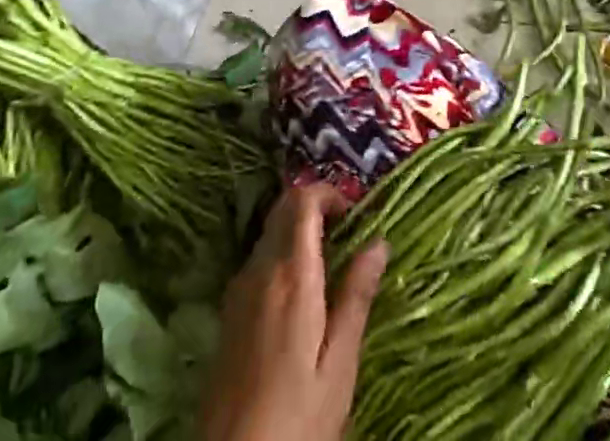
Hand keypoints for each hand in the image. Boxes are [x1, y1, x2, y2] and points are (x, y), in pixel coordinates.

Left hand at [199, 185, 390, 440]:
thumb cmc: (297, 416)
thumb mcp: (339, 362)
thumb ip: (356, 296)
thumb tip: (379, 242)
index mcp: (290, 275)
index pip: (301, 201)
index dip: (329, 193)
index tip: (357, 213)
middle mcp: (259, 270)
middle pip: (283, 209)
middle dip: (316, 206)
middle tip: (350, 232)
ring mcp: (239, 287)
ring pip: (270, 232)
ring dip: (300, 229)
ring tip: (334, 260)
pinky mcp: (230, 307)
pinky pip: (259, 258)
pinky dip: (283, 252)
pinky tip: (304, 288)